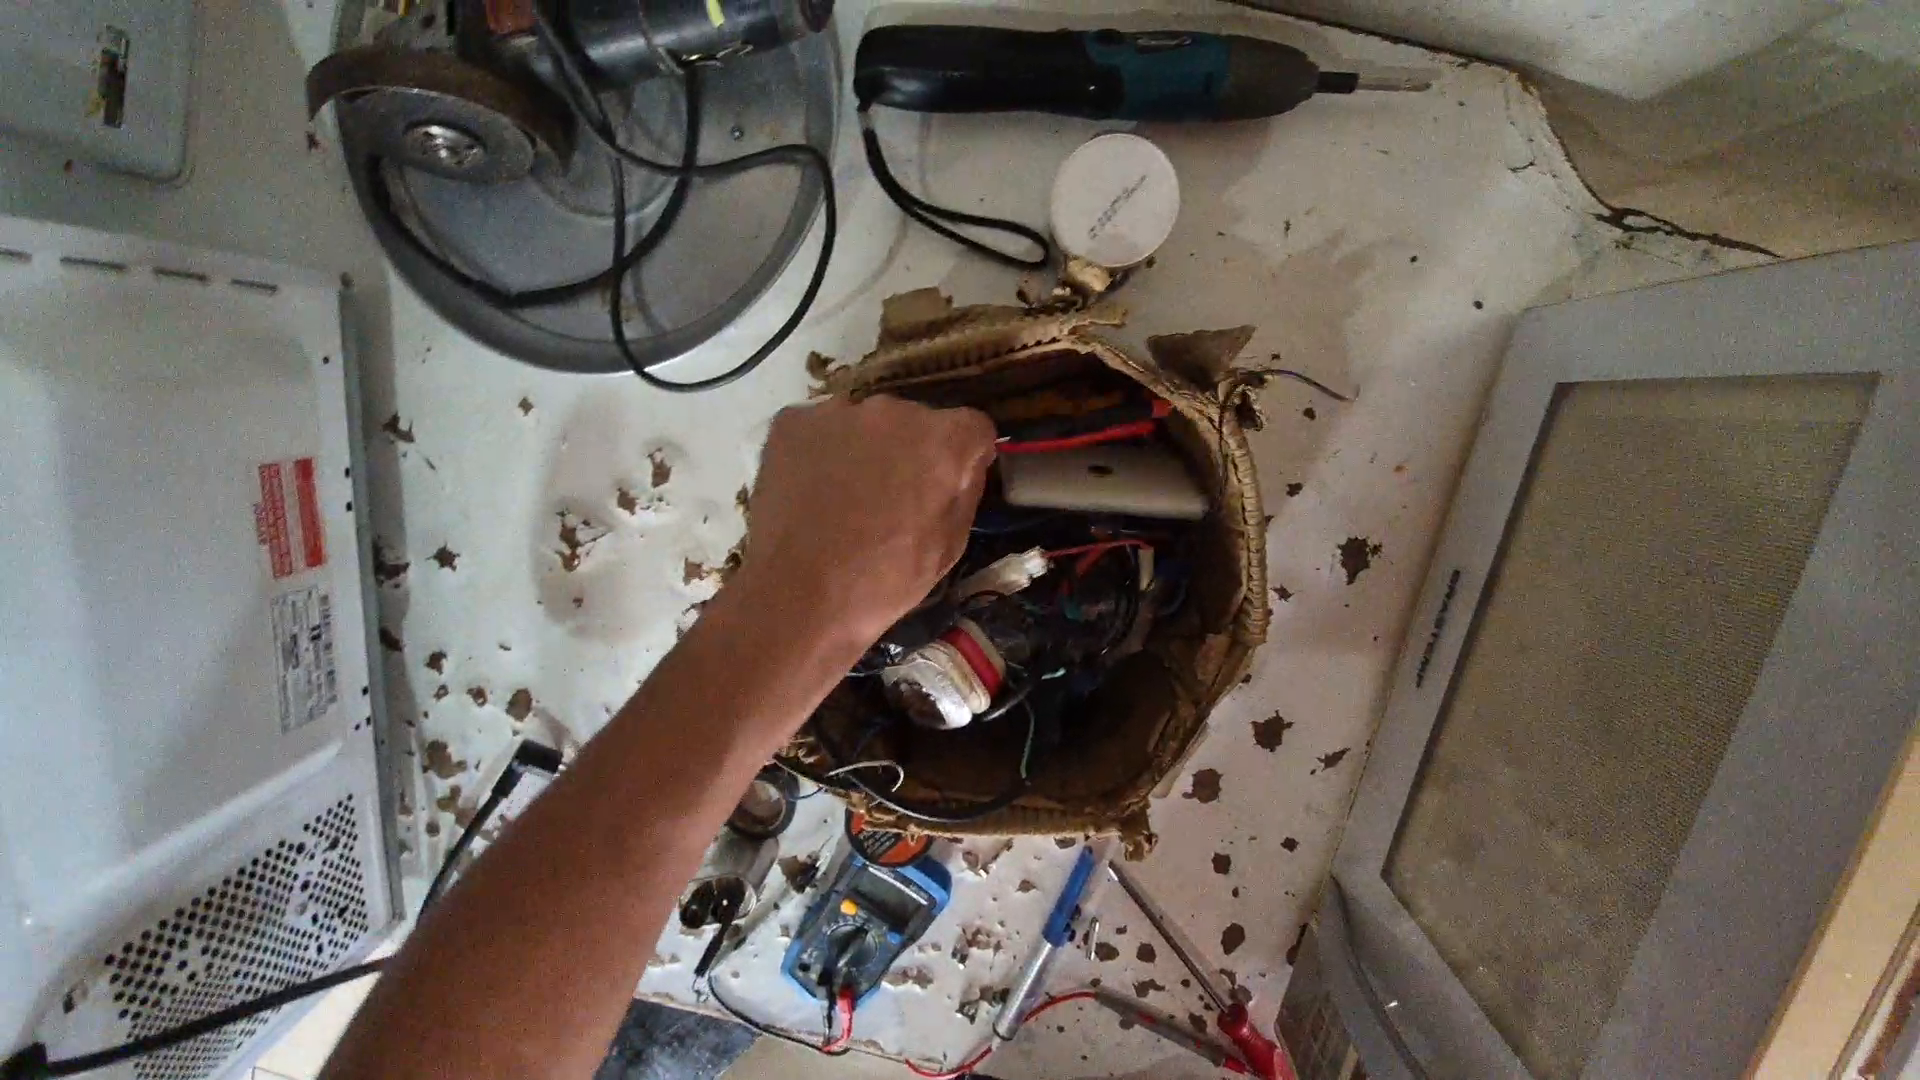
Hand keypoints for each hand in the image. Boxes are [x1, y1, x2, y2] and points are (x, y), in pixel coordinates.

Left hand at [735, 395, 995, 646]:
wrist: (799, 595)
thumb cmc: (885, 580)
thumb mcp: (950, 546)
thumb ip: (965, 492)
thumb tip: (964, 466)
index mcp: (943, 441)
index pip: (972, 427)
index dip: (966, 455)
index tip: (951, 482)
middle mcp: (894, 411)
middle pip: (915, 422)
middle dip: (912, 451)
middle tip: (893, 497)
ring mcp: (838, 411)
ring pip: (865, 423)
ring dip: (866, 449)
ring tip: (845, 498)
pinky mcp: (792, 421)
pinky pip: (820, 429)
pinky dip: (820, 452)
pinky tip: (811, 492)